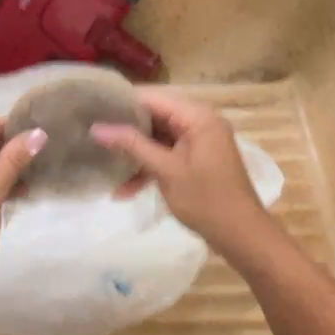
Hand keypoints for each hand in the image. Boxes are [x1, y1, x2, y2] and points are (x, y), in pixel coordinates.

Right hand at [91, 92, 274, 256]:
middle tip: (92, 135)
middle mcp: (200, 122)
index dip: (123, 103)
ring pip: (159, 138)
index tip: (92, 109)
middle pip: (155, 117)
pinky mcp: (197, 160)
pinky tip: (125, 190)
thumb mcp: (166, 171)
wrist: (243, 236)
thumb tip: (97, 128)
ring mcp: (200, 142)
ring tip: (103, 164)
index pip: (153, 98)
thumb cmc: (206, 200)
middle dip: (126, 130)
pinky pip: (168, 155)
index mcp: (198, 116)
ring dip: (136, 154)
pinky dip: (150, 168)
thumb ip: (132, 146)